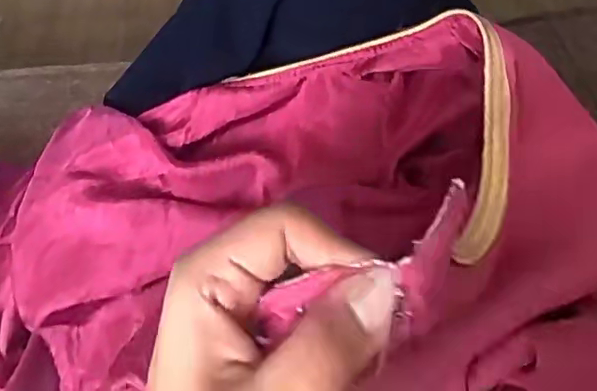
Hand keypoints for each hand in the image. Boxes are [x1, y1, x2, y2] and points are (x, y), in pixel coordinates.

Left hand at [147, 204, 395, 390]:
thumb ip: (327, 344)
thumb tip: (385, 281)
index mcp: (209, 271)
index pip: (288, 225)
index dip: (340, 253)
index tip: (387, 302)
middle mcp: (220, 272)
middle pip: (300, 250)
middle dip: (346, 290)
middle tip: (382, 341)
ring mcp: (234, 303)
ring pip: (308, 283)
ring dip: (344, 320)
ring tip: (363, 362)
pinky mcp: (250, 335)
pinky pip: (302, 315)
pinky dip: (331, 339)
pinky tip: (342, 371)